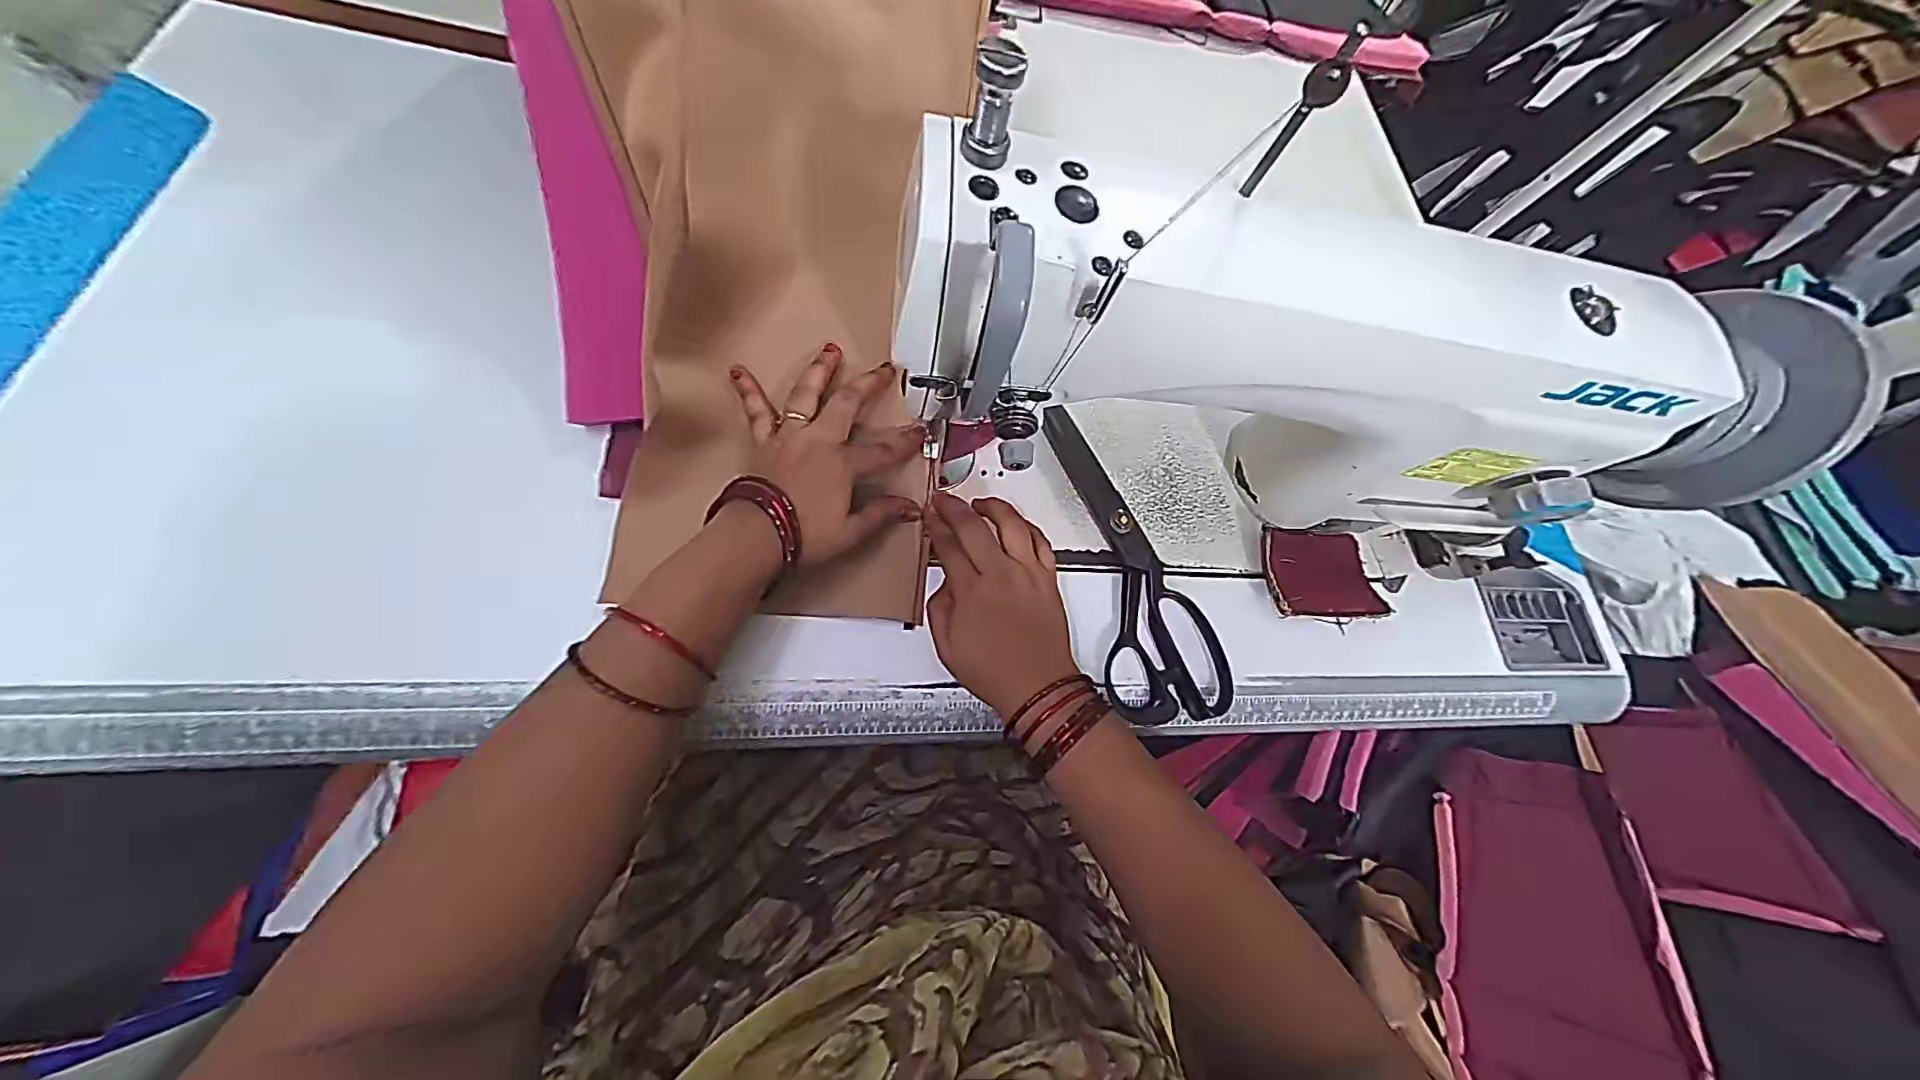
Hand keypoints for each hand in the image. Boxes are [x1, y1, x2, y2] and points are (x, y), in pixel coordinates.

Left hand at [727, 343, 925, 566]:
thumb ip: (880, 515)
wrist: (758, 536)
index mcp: (842, 463)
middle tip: (884, 370)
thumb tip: (908, 509)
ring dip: (820, 370)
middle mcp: (818, 441)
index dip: (904, 441)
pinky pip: (756, 411)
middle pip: (848, 403)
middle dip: (869, 384)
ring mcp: (789, 437)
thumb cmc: (802, 535)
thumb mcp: (850, 532)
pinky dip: (748, 391)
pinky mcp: (764, 442)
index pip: (882, 450)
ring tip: (829, 350)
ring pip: (806, 394)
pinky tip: (738, 372)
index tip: (919, 432)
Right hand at [926, 493, 1079, 716]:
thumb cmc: (997, 672)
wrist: (1038, 687)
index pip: (948, 545)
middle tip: (945, 502)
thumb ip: (939, 609)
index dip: (936, 526)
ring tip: (981, 503)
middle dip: (954, 508)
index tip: (931, 518)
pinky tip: (1018, 523)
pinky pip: (1040, 542)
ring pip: (1011, 524)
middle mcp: (1001, 576)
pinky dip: (1027, 527)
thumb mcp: (948, 647)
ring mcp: (1027, 575)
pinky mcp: (1048, 580)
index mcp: (972, 591)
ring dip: (993, 507)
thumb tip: (944, 586)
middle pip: (973, 526)